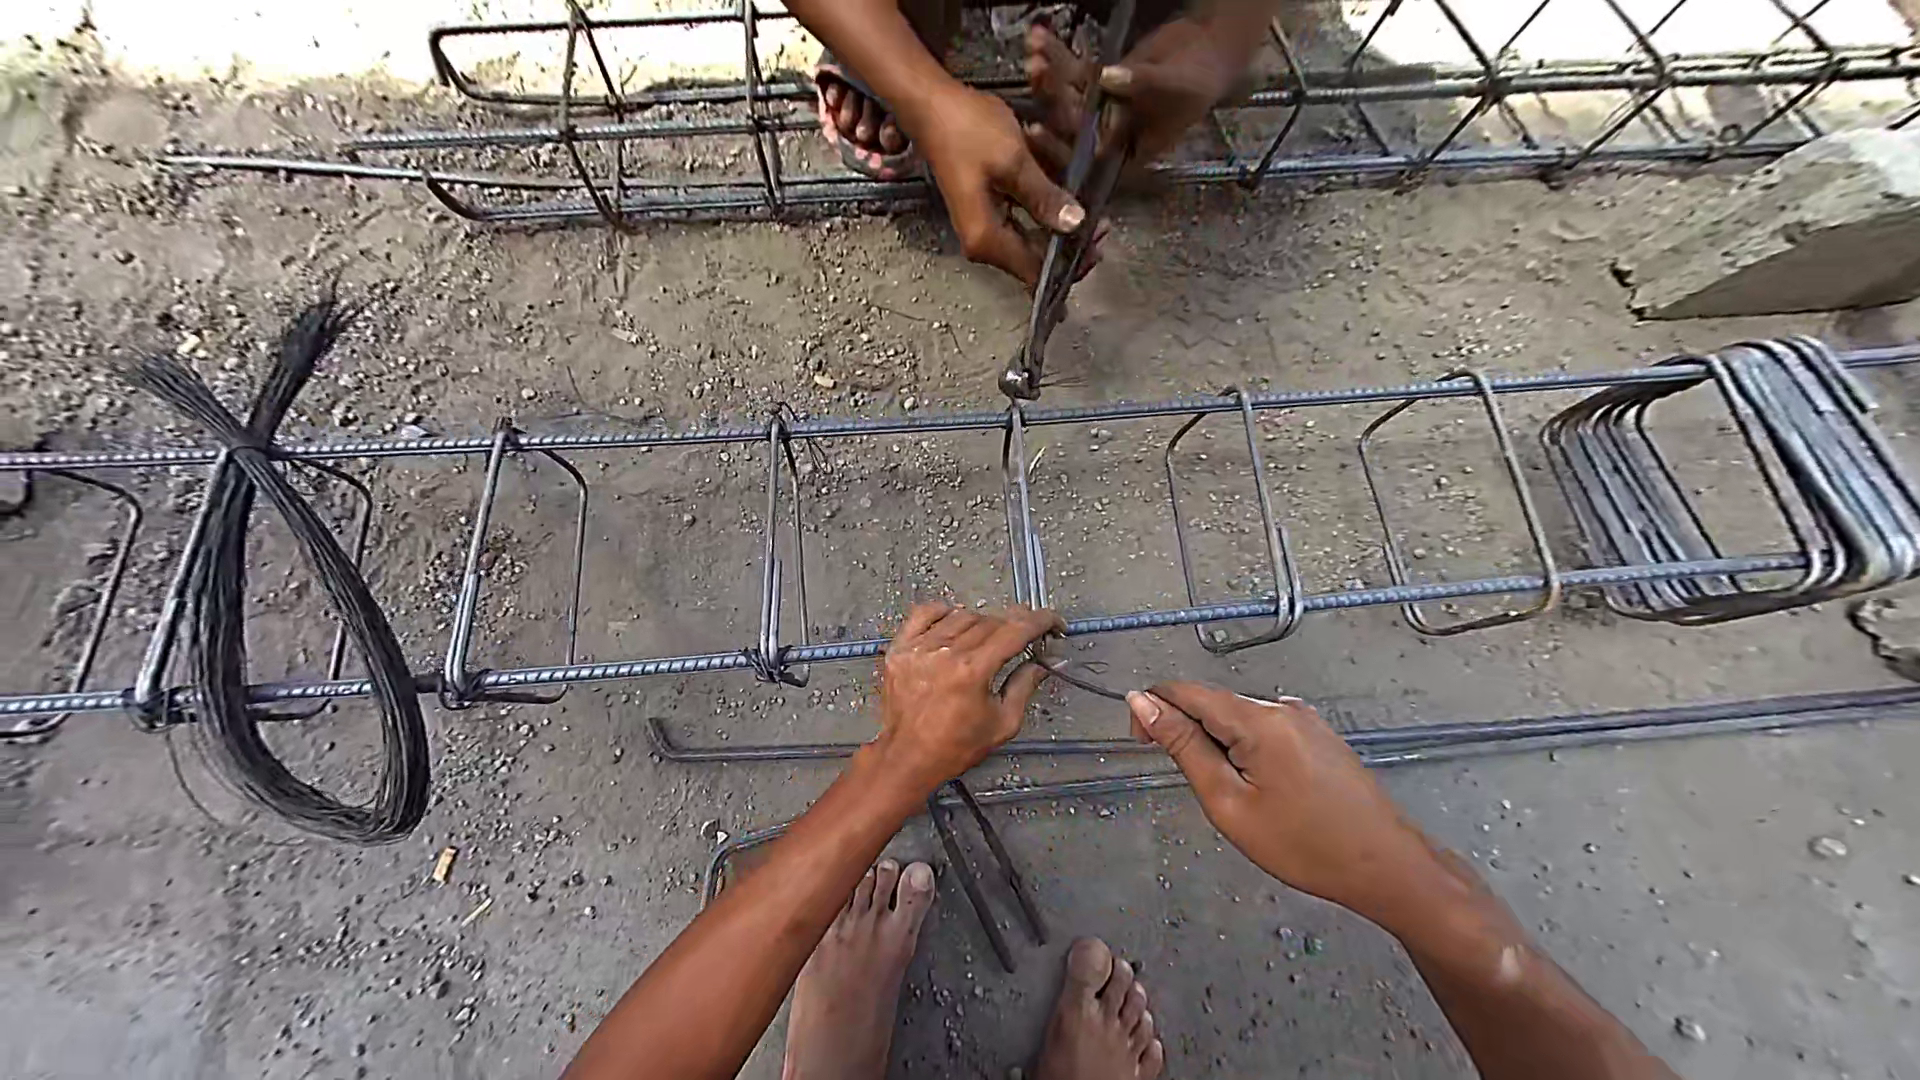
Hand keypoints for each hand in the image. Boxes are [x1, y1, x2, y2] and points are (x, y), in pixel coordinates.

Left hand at [877, 602, 1063, 787]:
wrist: (908, 757)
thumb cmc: (955, 746)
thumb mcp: (1003, 722)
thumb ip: (1025, 685)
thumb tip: (1046, 662)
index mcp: (973, 671)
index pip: (1015, 631)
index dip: (1040, 621)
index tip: (1052, 621)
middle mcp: (945, 653)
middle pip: (991, 621)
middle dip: (1015, 623)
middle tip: (1026, 632)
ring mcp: (920, 648)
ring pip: (962, 615)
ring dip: (983, 621)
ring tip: (990, 636)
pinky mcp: (901, 648)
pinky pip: (925, 613)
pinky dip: (944, 612)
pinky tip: (955, 621)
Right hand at [911, 84, 1086, 286]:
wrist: (931, 107)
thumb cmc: (967, 131)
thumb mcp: (1013, 162)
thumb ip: (1045, 197)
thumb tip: (1075, 225)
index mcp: (987, 240)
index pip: (1034, 273)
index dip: (1067, 265)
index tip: (1096, 249)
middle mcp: (983, 246)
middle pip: (1032, 263)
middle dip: (1067, 248)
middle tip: (1101, 229)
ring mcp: (983, 231)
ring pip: (1030, 244)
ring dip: (1058, 233)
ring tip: (1090, 217)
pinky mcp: (986, 215)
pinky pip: (1022, 227)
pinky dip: (1044, 218)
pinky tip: (1064, 205)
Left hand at [1024, 17, 1249, 168]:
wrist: (1208, 52)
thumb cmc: (1200, 81)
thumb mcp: (1175, 88)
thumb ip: (1140, 85)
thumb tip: (1107, 78)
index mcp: (1121, 157)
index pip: (1084, 159)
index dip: (1059, 148)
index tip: (1038, 131)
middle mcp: (1105, 140)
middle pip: (1069, 126)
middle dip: (1051, 100)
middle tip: (1036, 73)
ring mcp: (1098, 112)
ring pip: (1065, 98)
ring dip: (1049, 76)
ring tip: (1036, 50)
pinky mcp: (1096, 84)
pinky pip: (1072, 73)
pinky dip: (1057, 56)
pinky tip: (1041, 38)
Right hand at [1127, 682, 1446, 921]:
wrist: (1391, 869)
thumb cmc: (1306, 846)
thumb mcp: (1228, 803)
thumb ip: (1182, 746)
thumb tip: (1141, 702)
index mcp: (1258, 719)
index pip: (1184, 691)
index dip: (1152, 710)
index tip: (1141, 743)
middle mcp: (1280, 706)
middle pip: (1211, 703)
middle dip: (1187, 732)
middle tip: (1197, 785)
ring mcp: (1302, 717)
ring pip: (1235, 716)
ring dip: (1217, 743)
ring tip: (1235, 795)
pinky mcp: (1315, 731)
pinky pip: (1262, 726)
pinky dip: (1243, 747)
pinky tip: (1260, 786)